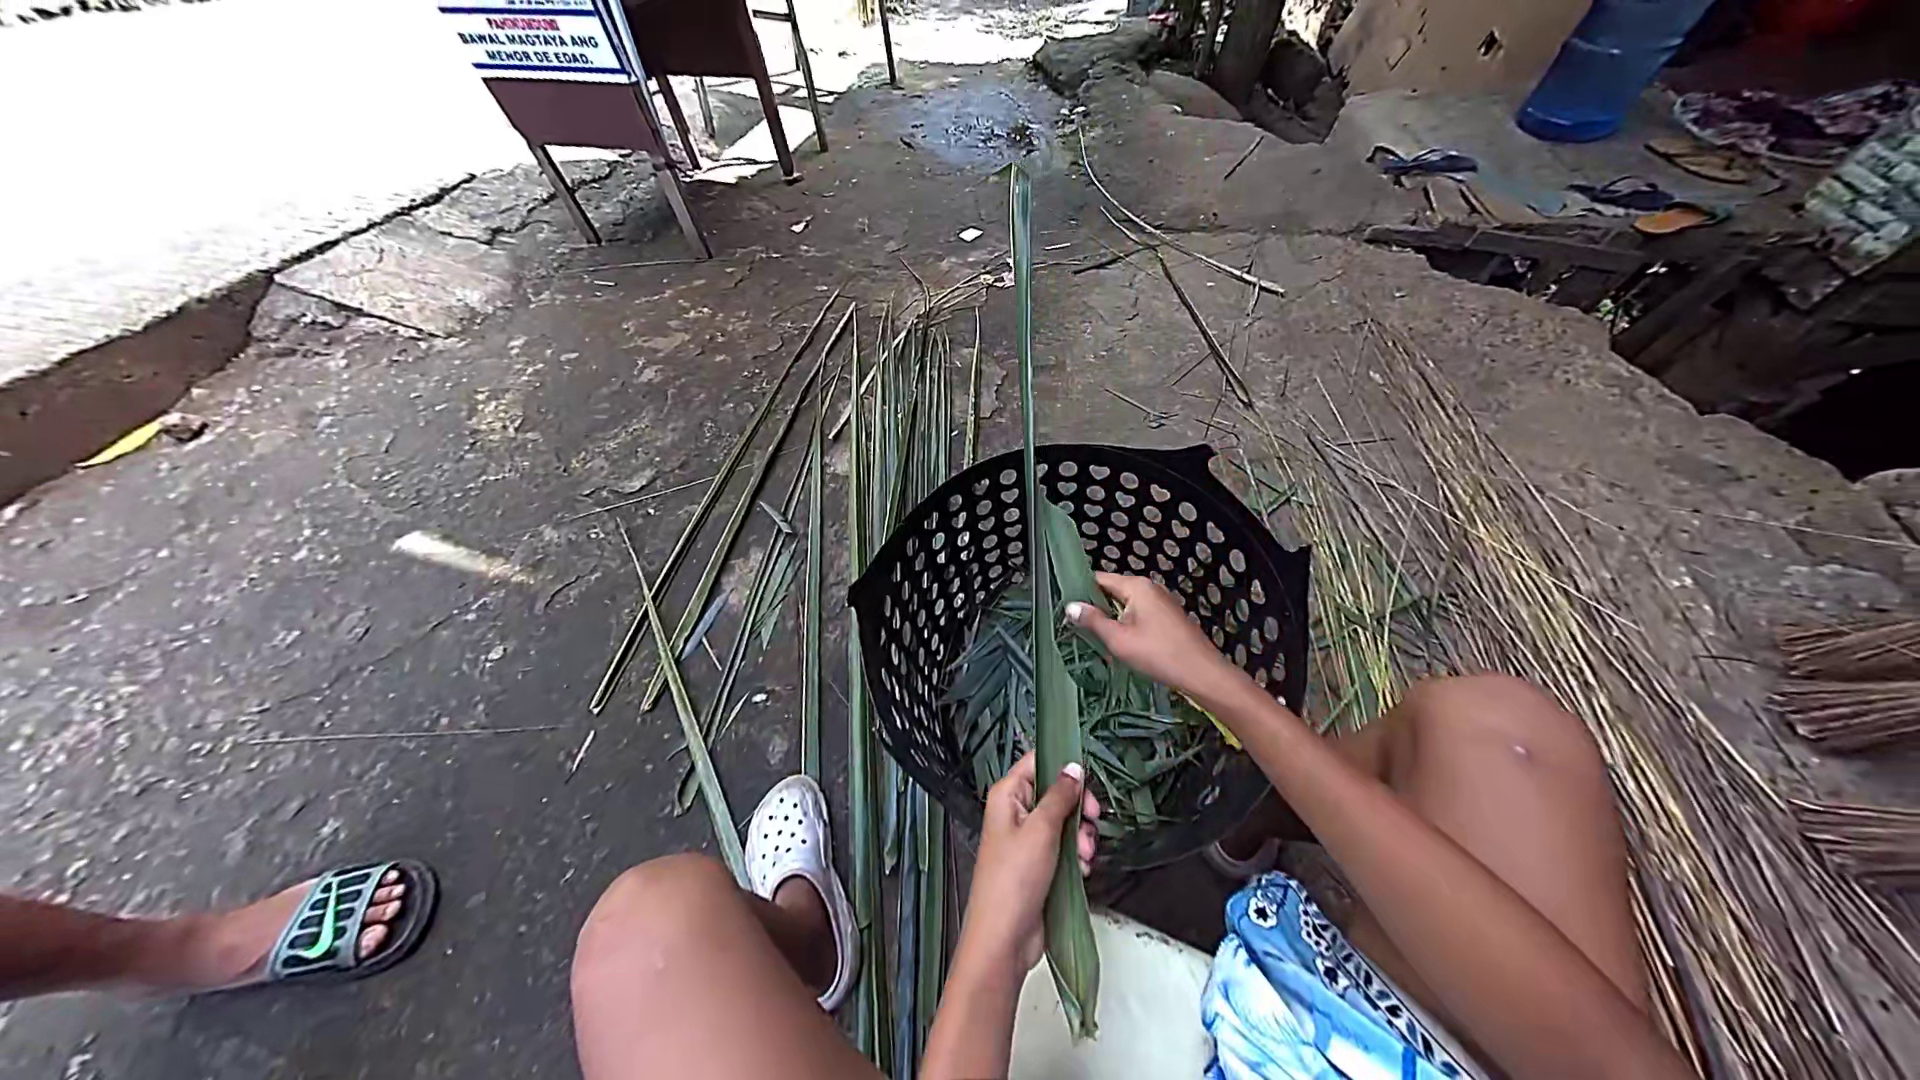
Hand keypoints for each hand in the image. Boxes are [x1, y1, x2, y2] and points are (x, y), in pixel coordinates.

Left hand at [959, 752, 1099, 974]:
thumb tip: (1073, 767)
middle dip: (1078, 809)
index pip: (1037, 762)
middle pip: (1057, 792)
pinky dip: (1076, 855)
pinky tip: (1080, 869)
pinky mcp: (1039, 862)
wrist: (1005, 937)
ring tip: (1083, 855)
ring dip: (1081, 836)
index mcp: (1008, 795)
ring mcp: (1028, 838)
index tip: (1087, 784)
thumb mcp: (1041, 829)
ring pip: (1065, 821)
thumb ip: (1060, 795)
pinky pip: (1065, 847)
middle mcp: (1016, 812)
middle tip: (1091, 822)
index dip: (1063, 768)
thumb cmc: (1014, 879)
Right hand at [1067, 572, 1251, 703]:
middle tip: (1075, 626)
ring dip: (1110, 618)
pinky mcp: (1167, 617)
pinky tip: (1119, 643)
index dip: (1080, 591)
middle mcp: (1149, 588)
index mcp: (1136, 586)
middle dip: (1094, 607)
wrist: (1201, 673)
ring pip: (1125, 604)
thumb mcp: (1118, 639)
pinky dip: (1125, 624)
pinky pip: (1138, 614)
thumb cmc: (1158, 654)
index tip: (1065, 607)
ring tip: (1093, 636)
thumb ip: (1092, 620)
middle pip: (1112, 590)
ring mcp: (1161, 602)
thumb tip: (1070, 606)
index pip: (1099, 578)